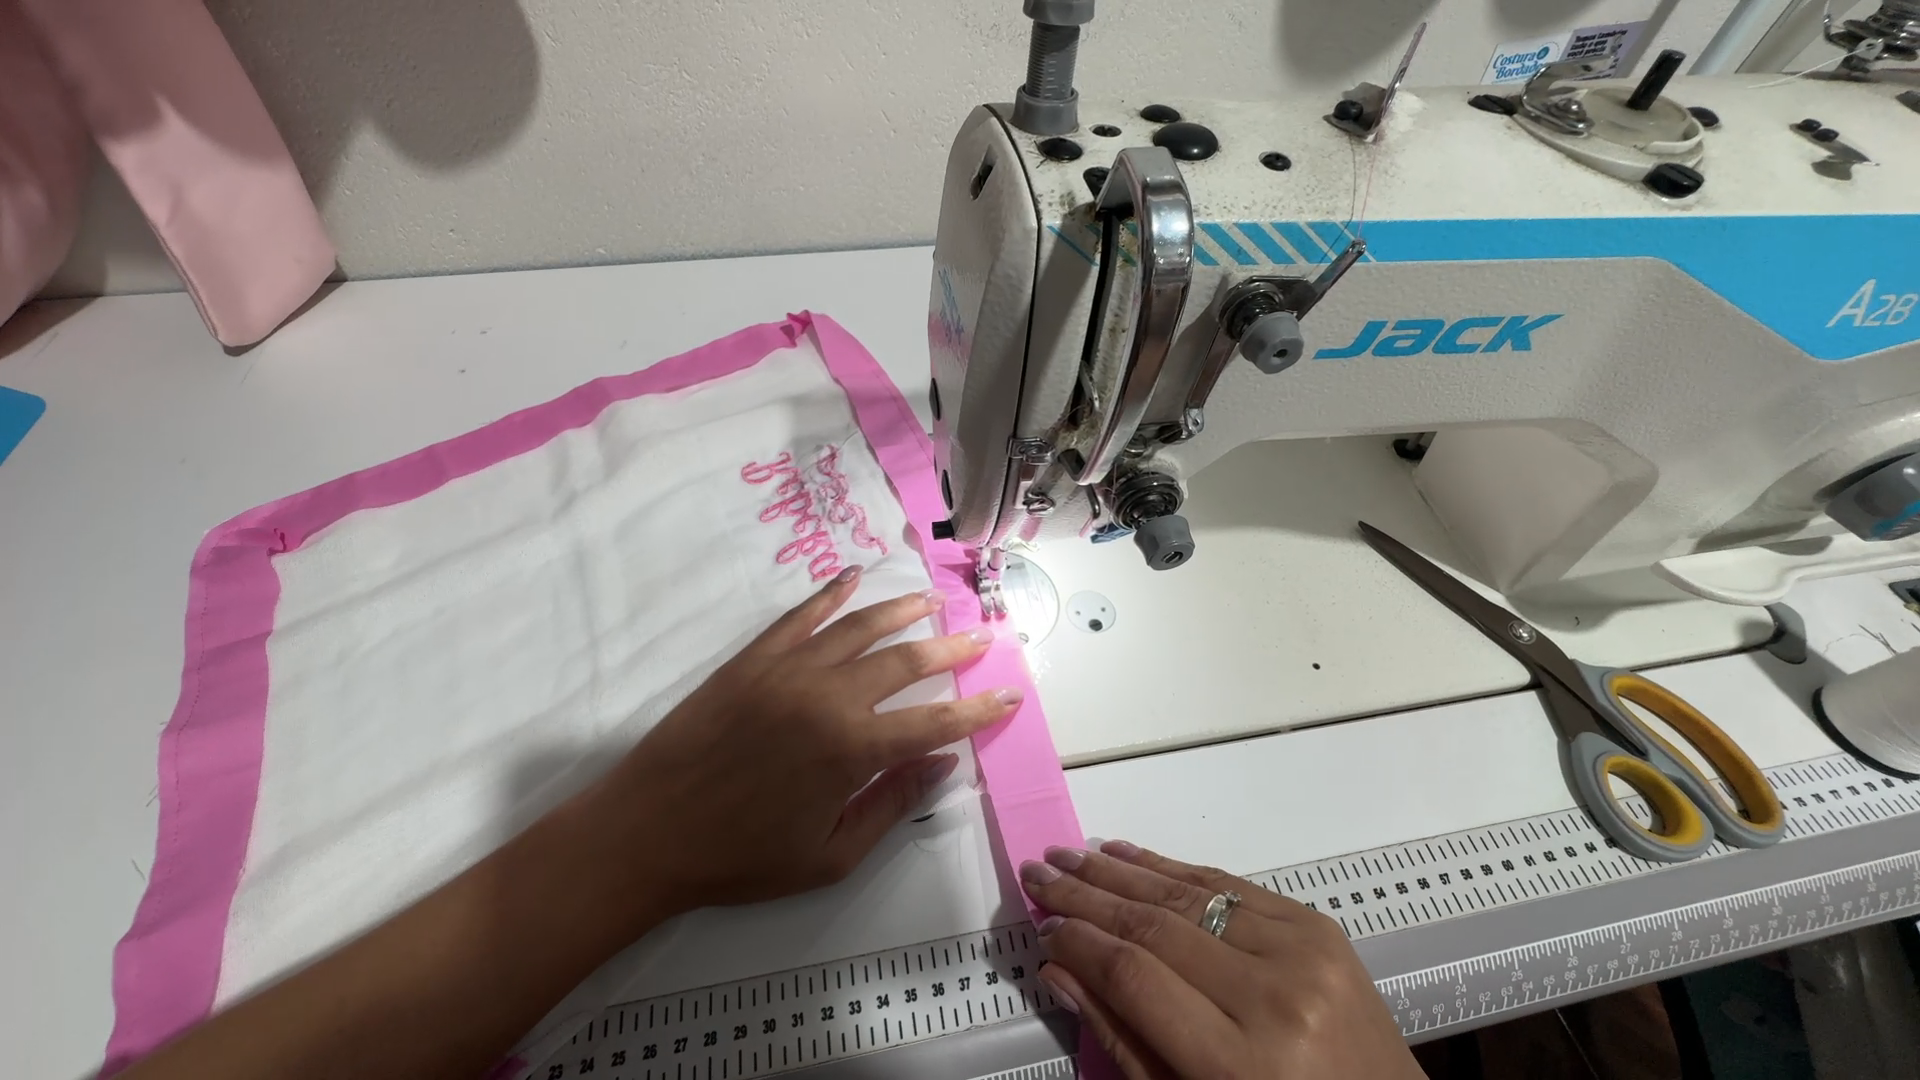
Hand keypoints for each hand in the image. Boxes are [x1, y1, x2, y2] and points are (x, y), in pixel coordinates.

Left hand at [578, 567, 1019, 922]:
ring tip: (933, 600)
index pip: (935, 722)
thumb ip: (891, 805)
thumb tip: (942, 763)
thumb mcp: (829, 856)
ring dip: (902, 610)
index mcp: (852, 749)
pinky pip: (800, 616)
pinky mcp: (752, 659)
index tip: (1010, 693)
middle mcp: (828, 697)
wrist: (646, 833)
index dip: (978, 710)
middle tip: (984, 637)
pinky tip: (854, 577)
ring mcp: (788, 670)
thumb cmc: (741, 858)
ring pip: (859, 627)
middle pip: (906, 662)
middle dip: (952, 650)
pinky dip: (831, 594)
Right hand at [1020, 843, 1424, 1079]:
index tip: (1039, 925)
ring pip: (1186, 893)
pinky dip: (1170, 867)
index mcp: (1244, 1064)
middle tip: (1037, 872)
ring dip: (1118, 870)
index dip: (1079, 944)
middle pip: (1155, 925)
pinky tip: (1126, 853)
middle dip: (1085, 896)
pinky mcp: (1317, 924)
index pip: (1135, 976)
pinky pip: (1227, 883)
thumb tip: (1058, 968)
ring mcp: (1302, 951)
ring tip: (1069, 856)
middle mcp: (1275, 996)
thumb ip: (1123, 1041)